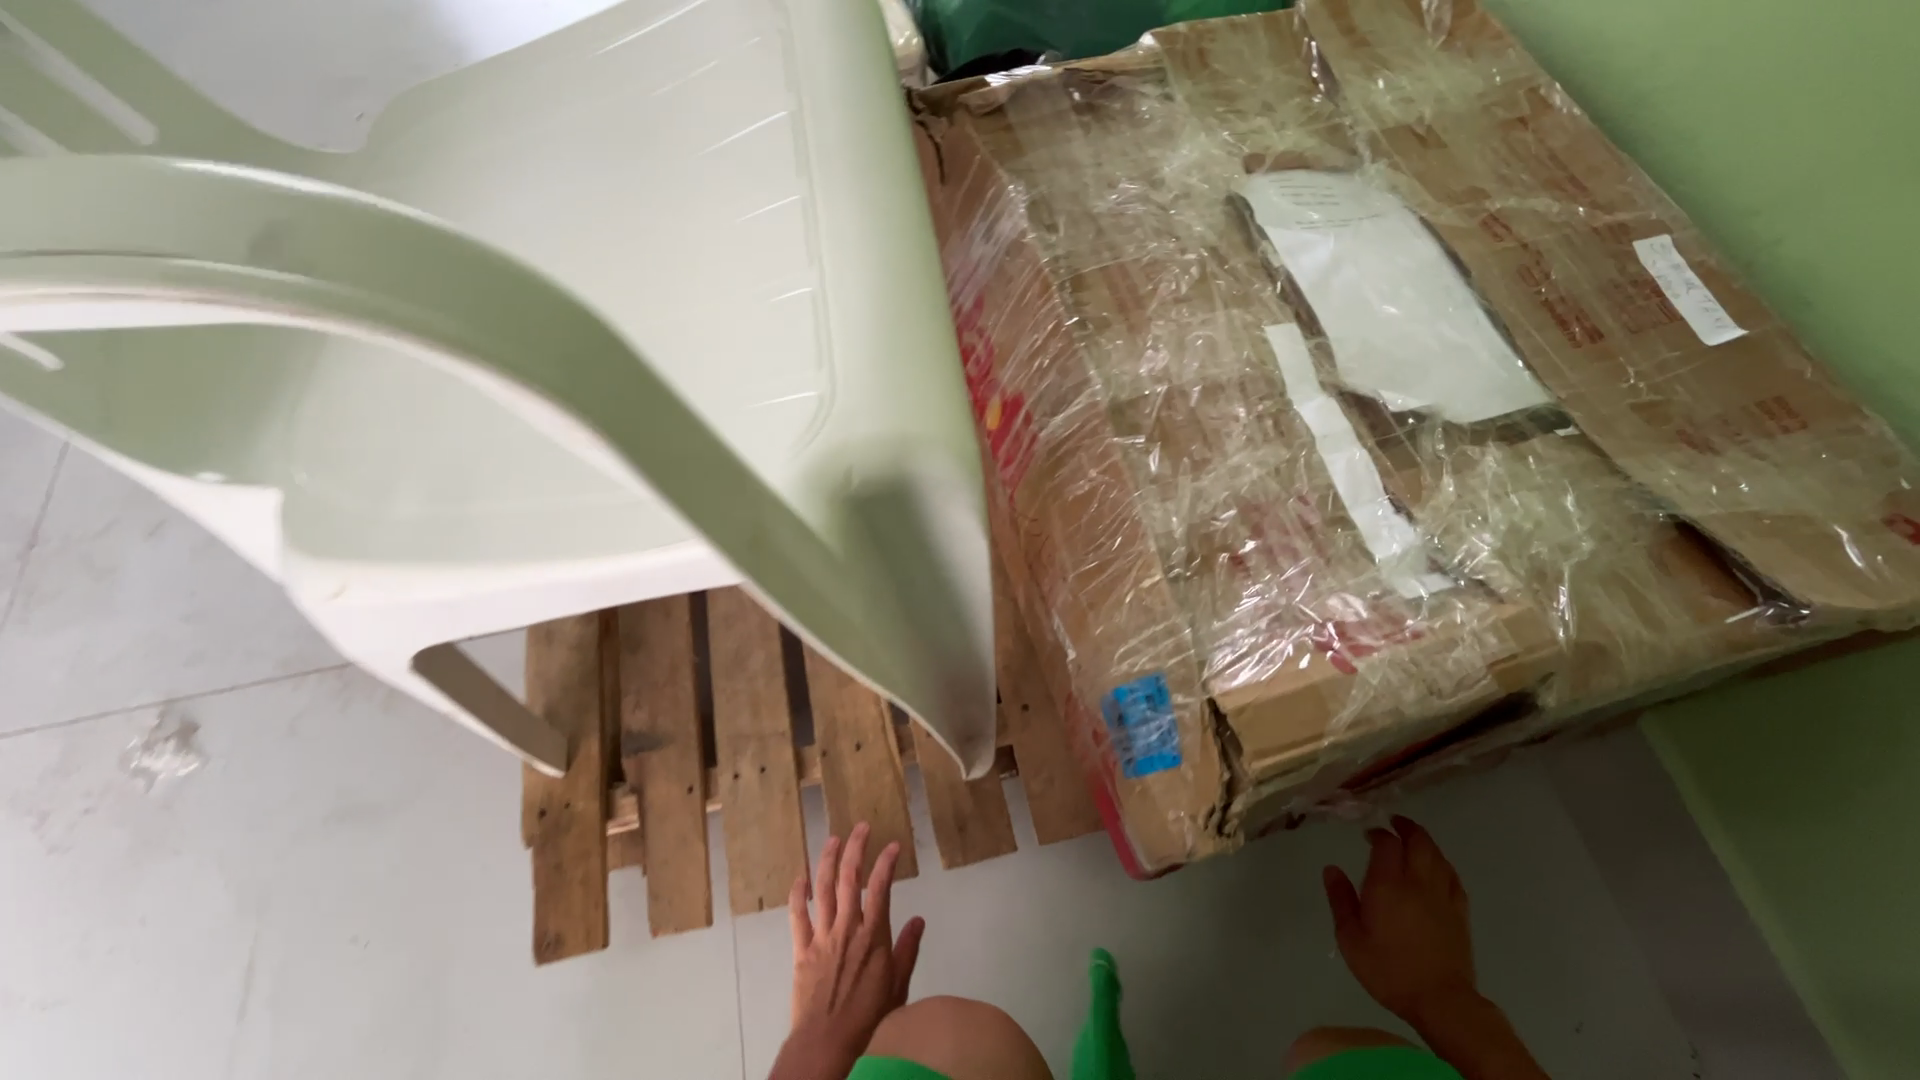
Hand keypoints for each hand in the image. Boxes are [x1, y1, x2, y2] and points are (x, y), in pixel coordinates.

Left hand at [772, 823, 925, 1079]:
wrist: (827, 1038)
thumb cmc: (869, 1014)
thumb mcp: (898, 984)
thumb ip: (907, 949)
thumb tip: (919, 919)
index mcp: (873, 934)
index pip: (881, 887)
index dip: (887, 862)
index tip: (893, 845)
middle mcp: (847, 927)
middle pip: (850, 878)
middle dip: (856, 848)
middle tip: (861, 827)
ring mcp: (822, 935)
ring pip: (824, 888)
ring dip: (828, 860)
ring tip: (833, 839)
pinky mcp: (801, 947)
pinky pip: (797, 914)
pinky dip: (798, 893)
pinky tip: (802, 876)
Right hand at [1323, 815, 1475, 1026]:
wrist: (1440, 1000)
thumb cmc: (1388, 969)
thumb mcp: (1350, 938)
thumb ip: (1341, 900)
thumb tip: (1331, 869)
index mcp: (1388, 885)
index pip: (1387, 843)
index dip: (1378, 832)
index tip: (1368, 833)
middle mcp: (1418, 883)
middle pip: (1419, 842)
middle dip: (1406, 827)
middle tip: (1394, 823)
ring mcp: (1443, 897)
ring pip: (1438, 856)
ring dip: (1425, 842)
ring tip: (1413, 839)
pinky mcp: (1460, 913)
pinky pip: (1453, 878)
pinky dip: (1443, 865)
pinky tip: (1437, 868)